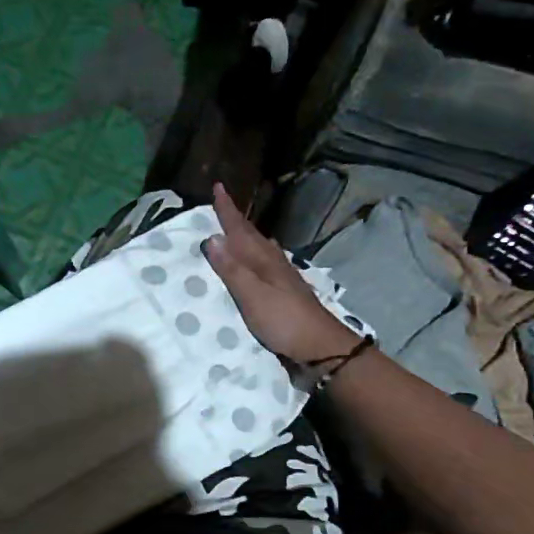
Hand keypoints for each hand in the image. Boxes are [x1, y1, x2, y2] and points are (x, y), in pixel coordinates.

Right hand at [203, 182, 362, 361]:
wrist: (321, 346)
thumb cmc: (284, 321)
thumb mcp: (252, 296)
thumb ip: (232, 269)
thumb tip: (212, 238)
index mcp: (263, 261)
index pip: (240, 230)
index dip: (228, 210)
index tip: (218, 187)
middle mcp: (273, 263)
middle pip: (252, 235)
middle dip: (235, 219)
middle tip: (222, 204)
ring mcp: (283, 276)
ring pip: (261, 247)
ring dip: (247, 236)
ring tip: (237, 228)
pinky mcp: (286, 290)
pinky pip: (266, 261)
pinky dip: (258, 253)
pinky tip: (263, 256)